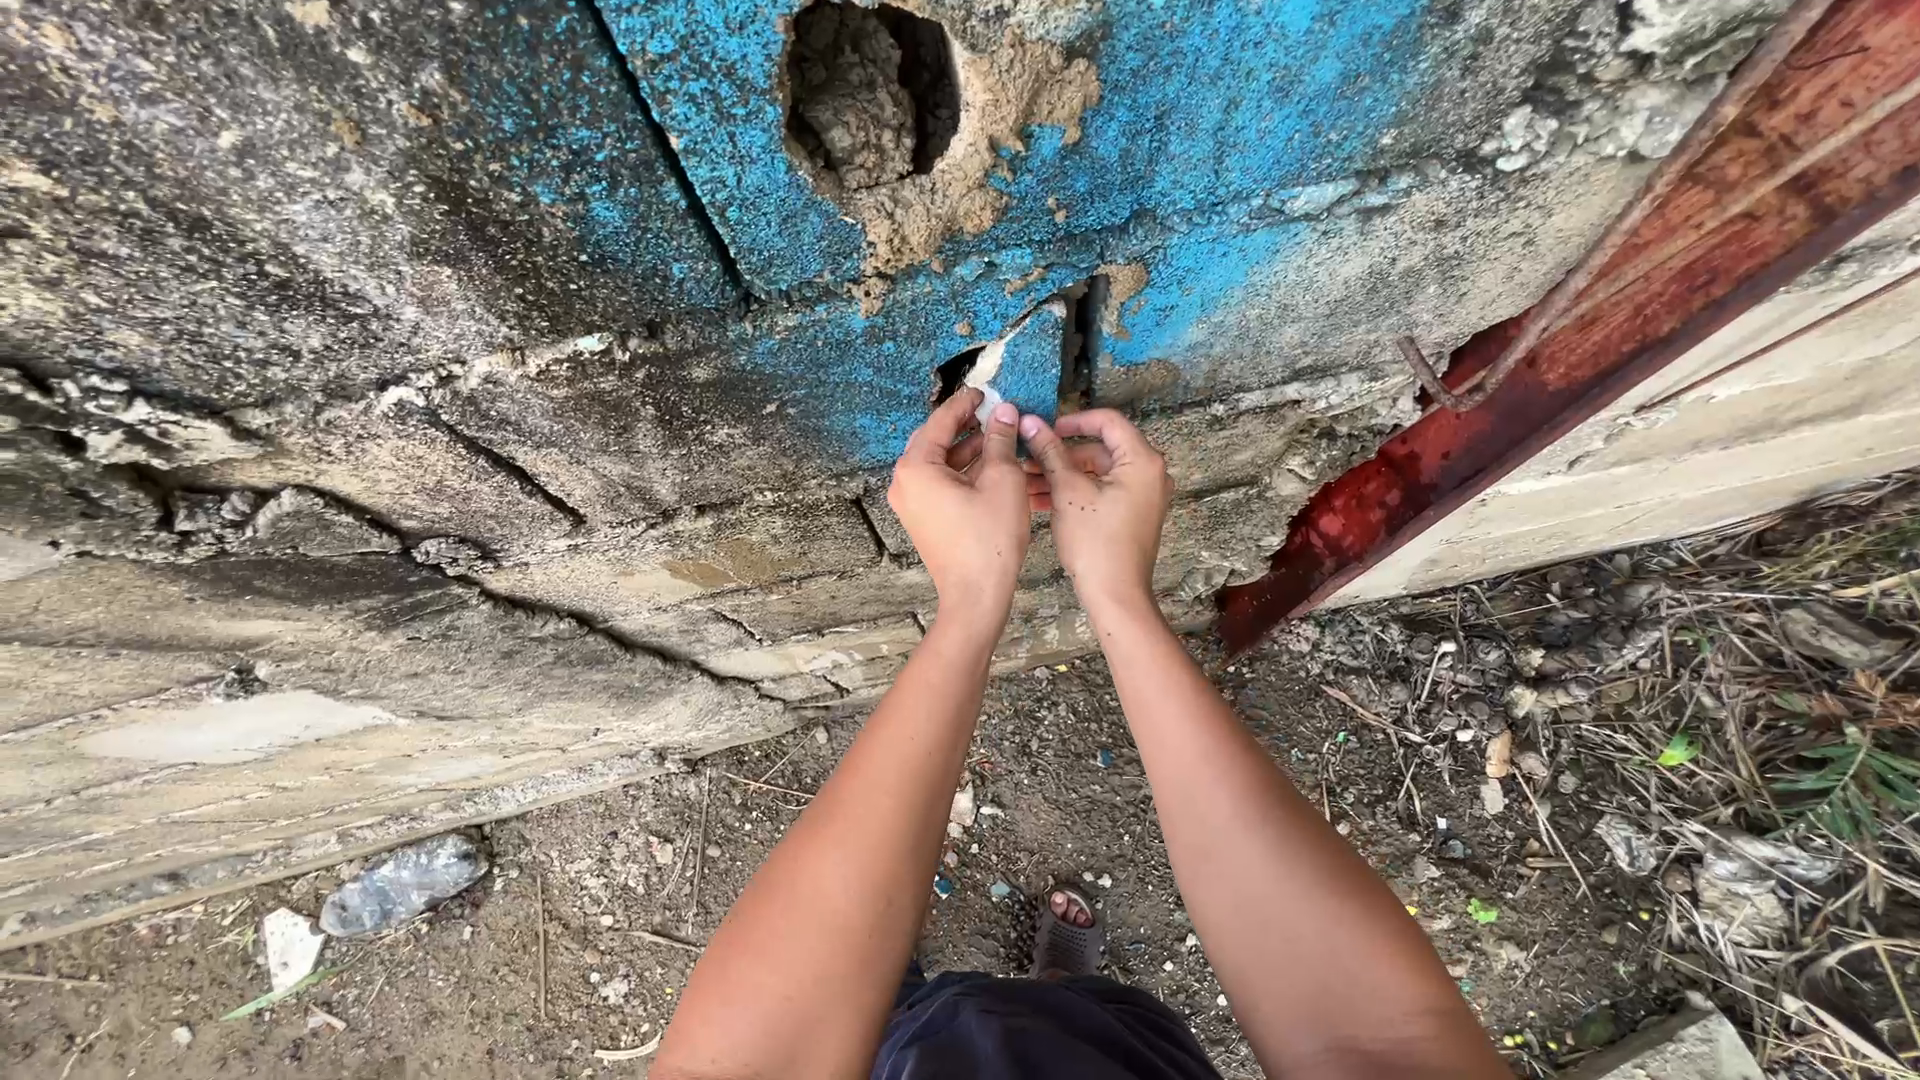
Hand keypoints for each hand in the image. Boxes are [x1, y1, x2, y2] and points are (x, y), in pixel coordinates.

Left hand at [887, 388, 1029, 619]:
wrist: (976, 595)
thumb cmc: (989, 540)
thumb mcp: (1001, 480)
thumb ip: (1000, 440)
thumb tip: (1004, 413)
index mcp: (916, 467)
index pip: (941, 421)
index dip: (966, 404)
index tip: (985, 393)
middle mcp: (905, 483)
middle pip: (936, 441)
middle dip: (968, 427)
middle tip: (995, 414)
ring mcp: (911, 503)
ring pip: (941, 464)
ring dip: (970, 451)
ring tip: (1001, 440)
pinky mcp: (923, 519)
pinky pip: (941, 485)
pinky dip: (965, 474)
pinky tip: (993, 468)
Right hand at [1018, 409, 1171, 615]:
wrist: (1115, 594)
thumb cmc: (1097, 544)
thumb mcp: (1068, 491)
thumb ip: (1050, 452)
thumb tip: (1032, 423)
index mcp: (1142, 460)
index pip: (1107, 421)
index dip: (1072, 421)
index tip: (1044, 428)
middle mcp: (1150, 473)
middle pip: (1098, 449)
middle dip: (1059, 454)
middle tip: (1026, 459)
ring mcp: (1143, 495)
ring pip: (1096, 472)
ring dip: (1061, 475)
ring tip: (1025, 483)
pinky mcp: (1132, 513)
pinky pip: (1101, 491)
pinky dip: (1074, 492)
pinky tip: (1040, 500)